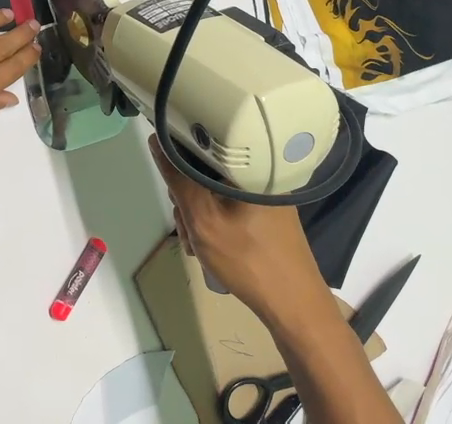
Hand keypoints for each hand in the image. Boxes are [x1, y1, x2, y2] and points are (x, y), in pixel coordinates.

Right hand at [149, 136, 327, 322]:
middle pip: (208, 171)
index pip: (205, 144)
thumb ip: (178, 177)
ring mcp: (268, 199)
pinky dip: (216, 221)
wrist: (295, 310)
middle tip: (187, 226)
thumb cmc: (248, 260)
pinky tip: (210, 244)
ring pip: (216, 191)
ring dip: (199, 213)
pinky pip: (231, 206)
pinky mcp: (269, 216)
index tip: (173, 188)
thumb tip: (156, 140)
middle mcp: (264, 177)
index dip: (179, 160)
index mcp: (253, 169)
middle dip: (188, 197)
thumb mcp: (202, 217)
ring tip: (197, 242)